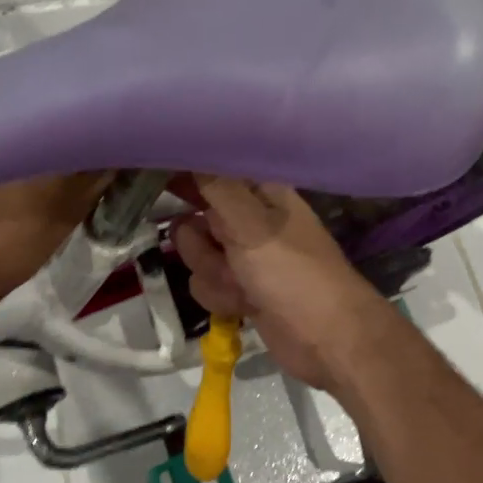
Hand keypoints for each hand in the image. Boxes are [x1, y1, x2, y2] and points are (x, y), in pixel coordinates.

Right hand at [172, 176, 387, 390]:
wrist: (328, 339)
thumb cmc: (293, 271)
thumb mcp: (250, 223)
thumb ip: (215, 185)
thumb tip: (189, 144)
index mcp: (259, 190)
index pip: (210, 169)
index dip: (183, 174)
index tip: (154, 179)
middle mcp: (249, 217)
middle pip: (194, 216)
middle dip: (199, 241)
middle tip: (223, 250)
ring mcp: (244, 255)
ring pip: (196, 255)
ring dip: (212, 273)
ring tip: (241, 286)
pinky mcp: (241, 289)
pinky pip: (207, 284)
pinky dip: (221, 297)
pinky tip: (244, 306)